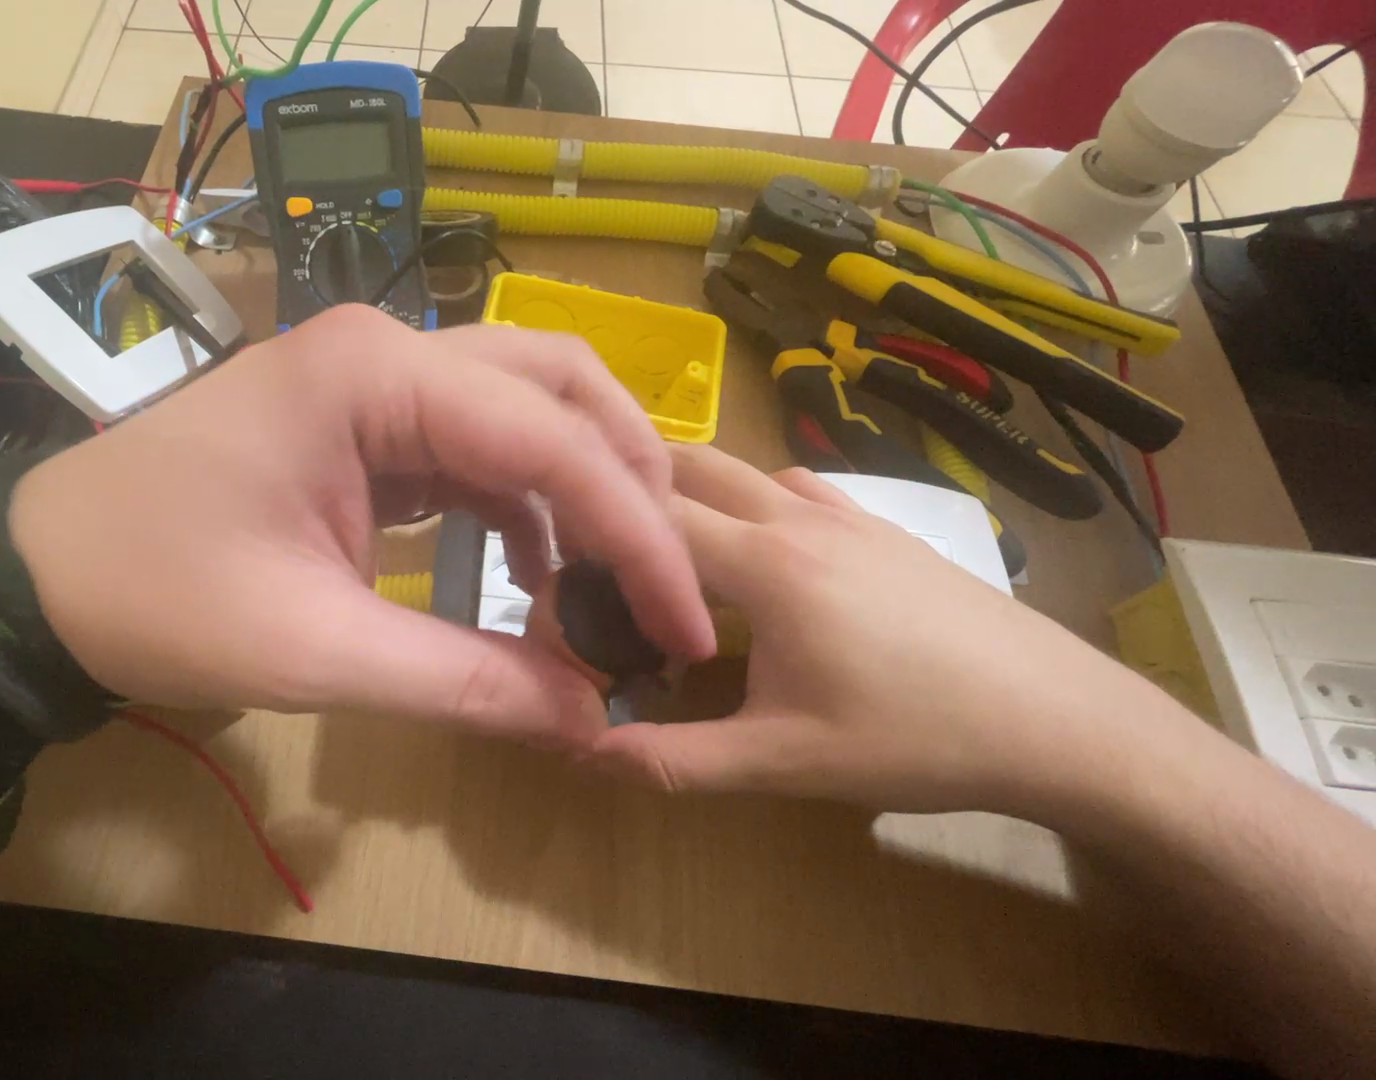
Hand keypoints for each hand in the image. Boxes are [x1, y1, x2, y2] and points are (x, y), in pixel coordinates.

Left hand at [9, 306, 714, 740]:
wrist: (42, 578)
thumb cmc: (156, 598)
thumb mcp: (314, 649)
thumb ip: (462, 681)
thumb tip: (588, 721)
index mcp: (375, 376)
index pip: (551, 441)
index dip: (637, 537)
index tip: (684, 626)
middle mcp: (388, 353)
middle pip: (558, 386)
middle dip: (627, 481)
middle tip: (661, 581)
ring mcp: (374, 383)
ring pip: (523, 408)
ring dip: (580, 490)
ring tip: (609, 586)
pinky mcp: (362, 425)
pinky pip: (473, 448)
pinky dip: (522, 506)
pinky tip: (533, 573)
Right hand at [591, 444, 1195, 817]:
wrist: (1070, 725)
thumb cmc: (920, 740)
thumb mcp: (786, 761)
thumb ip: (676, 757)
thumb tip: (584, 752)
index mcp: (766, 565)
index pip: (652, 521)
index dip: (597, 539)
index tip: (568, 575)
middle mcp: (797, 519)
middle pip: (690, 465)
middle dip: (632, 493)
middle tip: (599, 549)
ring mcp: (846, 516)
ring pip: (743, 469)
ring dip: (691, 493)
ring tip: (666, 550)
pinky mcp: (882, 529)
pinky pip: (795, 488)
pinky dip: (751, 500)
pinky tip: (761, 553)